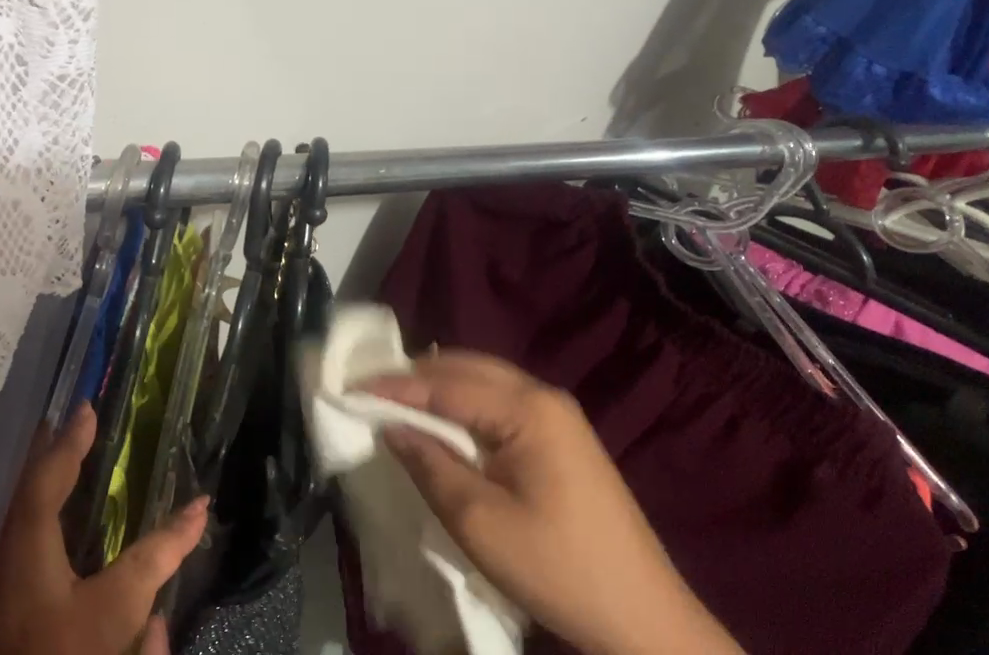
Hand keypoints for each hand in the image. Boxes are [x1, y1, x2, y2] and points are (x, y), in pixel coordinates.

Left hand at [0, 403, 209, 654]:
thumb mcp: (117, 631)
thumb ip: (156, 582)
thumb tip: (191, 524)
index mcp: (33, 563)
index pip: (58, 489)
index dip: (77, 448)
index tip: (92, 408)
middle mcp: (6, 564)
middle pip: (26, 489)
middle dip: (52, 446)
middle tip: (77, 412)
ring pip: (13, 508)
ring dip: (39, 472)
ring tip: (62, 442)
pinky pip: (11, 531)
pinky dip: (31, 503)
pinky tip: (47, 503)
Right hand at [368, 352, 742, 654]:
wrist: (642, 620)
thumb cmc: (556, 567)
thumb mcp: (478, 519)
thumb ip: (429, 463)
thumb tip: (390, 426)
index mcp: (528, 410)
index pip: (444, 385)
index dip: (392, 387)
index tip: (346, 388)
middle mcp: (545, 399)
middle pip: (466, 369)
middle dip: (414, 376)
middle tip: (366, 388)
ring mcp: (559, 418)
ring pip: (483, 381)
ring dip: (437, 387)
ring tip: (393, 400)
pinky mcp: (563, 440)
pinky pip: (500, 402)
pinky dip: (462, 403)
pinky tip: (440, 419)